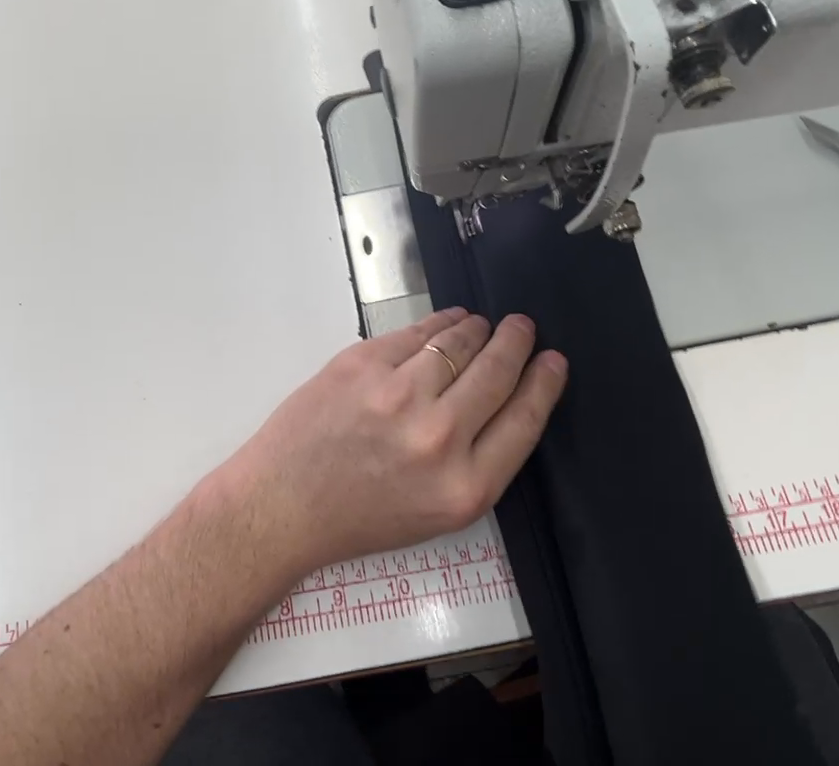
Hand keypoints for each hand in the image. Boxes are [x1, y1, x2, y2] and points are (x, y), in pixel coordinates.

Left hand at [212, 308, 567, 578]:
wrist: (285, 503)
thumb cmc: (361, 516)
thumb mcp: (438, 512)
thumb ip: (479, 462)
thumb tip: (506, 400)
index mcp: (466, 487)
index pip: (525, 419)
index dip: (544, 383)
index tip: (553, 361)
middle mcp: (439, 437)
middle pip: (497, 373)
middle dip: (516, 343)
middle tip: (523, 328)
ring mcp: (397, 394)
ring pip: (457, 343)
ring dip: (477, 329)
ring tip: (484, 325)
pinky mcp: (362, 363)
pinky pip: (416, 332)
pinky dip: (439, 322)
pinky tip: (449, 321)